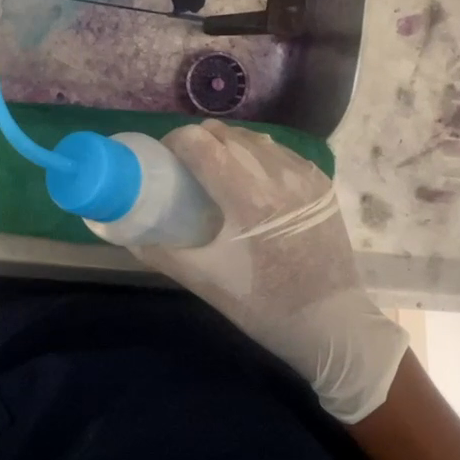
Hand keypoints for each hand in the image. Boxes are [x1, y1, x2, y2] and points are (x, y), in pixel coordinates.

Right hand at [133, 121, 407, 421]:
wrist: (333, 325)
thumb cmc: (264, 306)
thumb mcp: (205, 282)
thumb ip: (162, 252)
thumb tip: (126, 232)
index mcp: (247, 197)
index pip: (200, 142)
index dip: (174, 143)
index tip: (164, 161)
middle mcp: (277, 175)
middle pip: (224, 134)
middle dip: (198, 143)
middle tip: (185, 170)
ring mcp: (303, 175)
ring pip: (253, 138)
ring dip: (228, 146)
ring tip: (217, 174)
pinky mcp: (320, 181)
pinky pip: (279, 152)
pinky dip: (257, 156)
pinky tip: (251, 182)